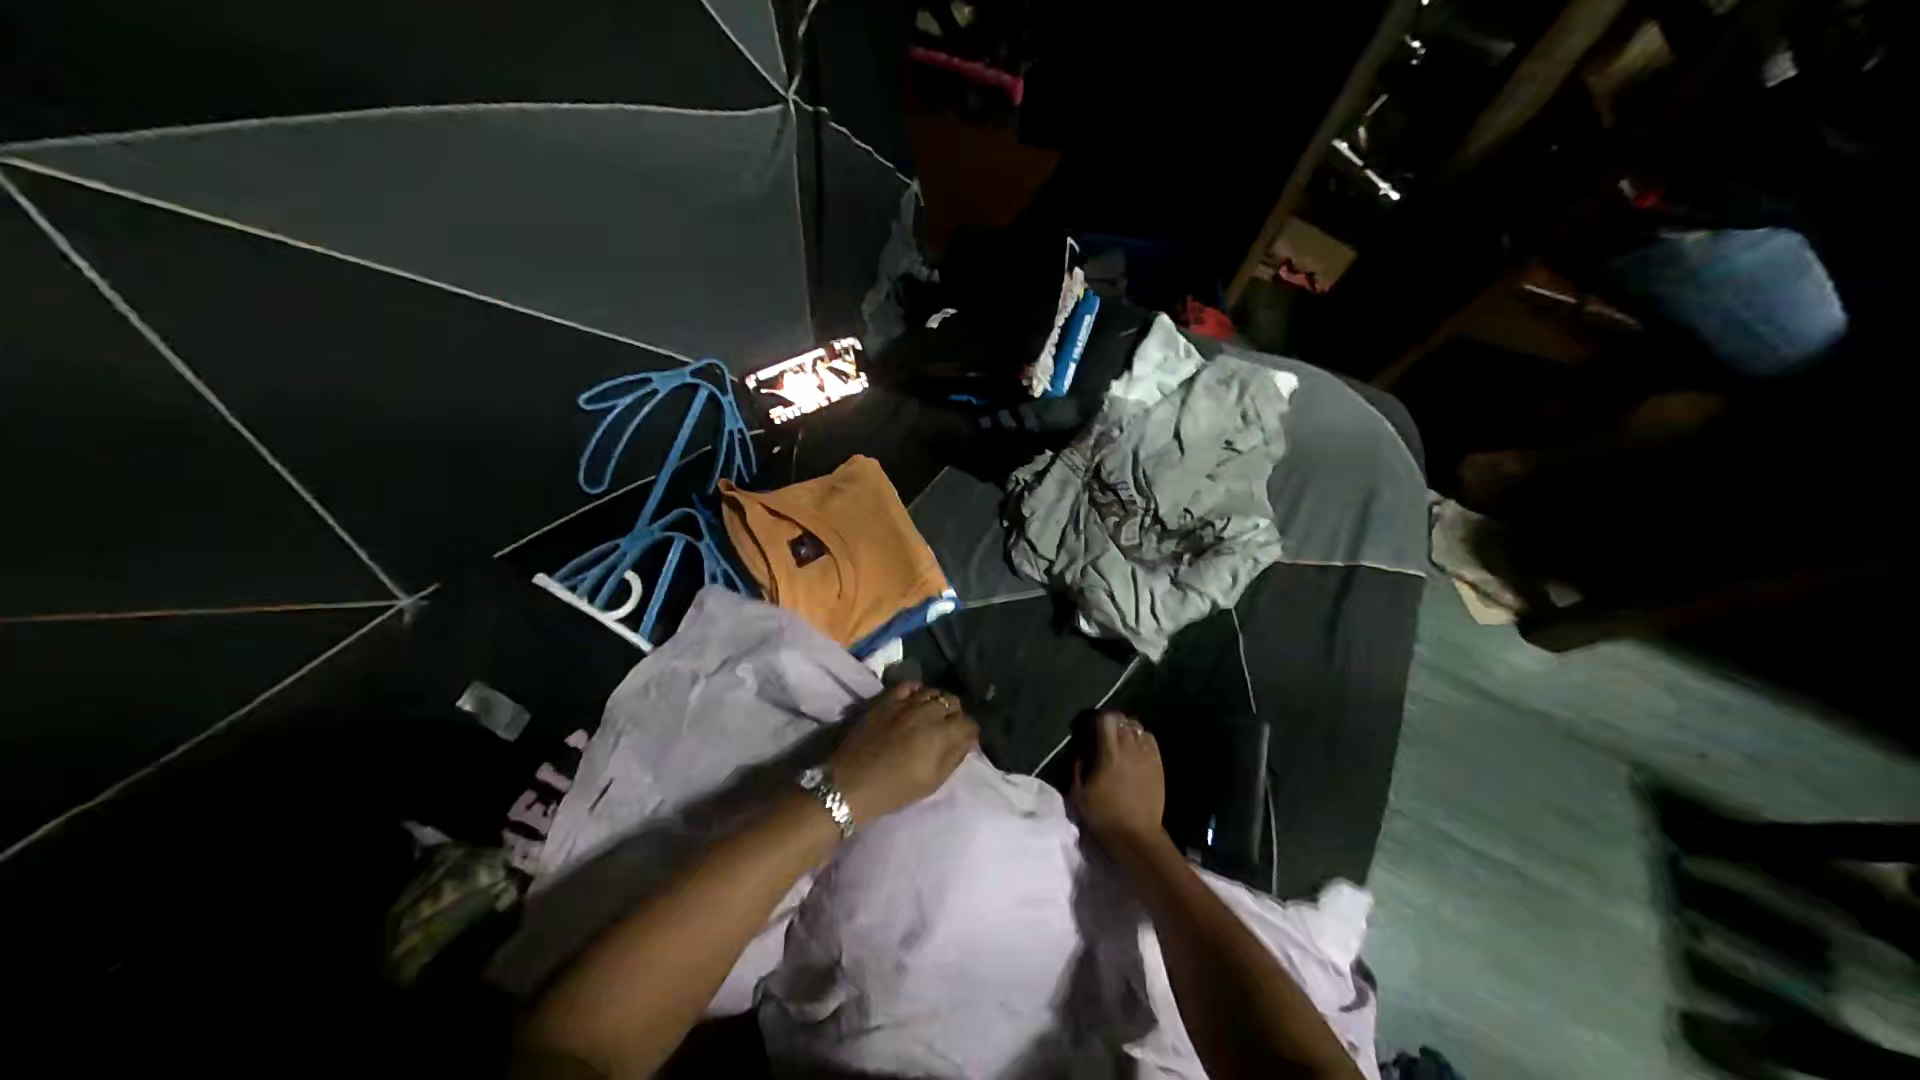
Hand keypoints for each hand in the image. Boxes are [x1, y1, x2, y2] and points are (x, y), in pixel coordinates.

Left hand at [830, 681, 978, 823]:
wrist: (851, 783)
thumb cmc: (895, 789)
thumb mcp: (933, 782)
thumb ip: (954, 757)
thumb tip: (967, 740)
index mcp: (941, 734)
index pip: (969, 723)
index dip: (970, 733)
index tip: (966, 741)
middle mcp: (927, 712)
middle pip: (953, 702)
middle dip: (956, 715)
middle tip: (949, 729)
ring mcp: (905, 703)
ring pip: (933, 691)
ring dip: (938, 702)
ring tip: (932, 715)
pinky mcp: (885, 699)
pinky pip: (908, 685)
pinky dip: (916, 690)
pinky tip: (916, 699)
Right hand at [1073, 711, 1166, 849]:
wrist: (1136, 836)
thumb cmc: (1103, 815)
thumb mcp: (1079, 792)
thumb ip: (1079, 765)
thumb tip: (1081, 750)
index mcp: (1110, 752)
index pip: (1106, 719)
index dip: (1096, 718)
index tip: (1087, 728)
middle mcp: (1131, 748)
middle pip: (1123, 720)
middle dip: (1111, 722)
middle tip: (1101, 733)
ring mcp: (1148, 755)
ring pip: (1138, 728)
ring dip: (1126, 729)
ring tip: (1119, 740)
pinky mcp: (1159, 765)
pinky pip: (1150, 740)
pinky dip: (1141, 738)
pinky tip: (1134, 750)